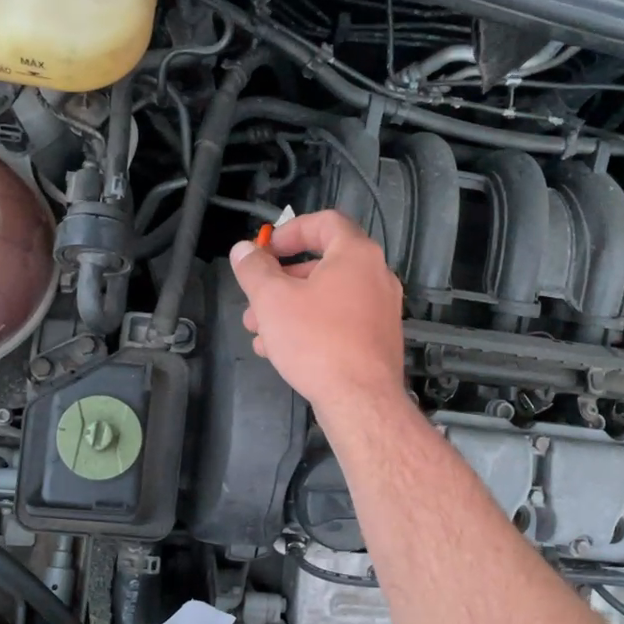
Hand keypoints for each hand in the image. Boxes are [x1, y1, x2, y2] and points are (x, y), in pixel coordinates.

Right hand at [230, 210, 406, 414]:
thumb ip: (254, 270)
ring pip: (326, 298)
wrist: (360, 400)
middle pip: (322, 264)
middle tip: (254, 297)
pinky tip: (280, 351)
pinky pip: (338, 322)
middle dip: (280, 280)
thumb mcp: (272, 300)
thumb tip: (244, 250)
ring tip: (258, 331)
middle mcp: (376, 276)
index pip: (325, 222)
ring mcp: (380, 310)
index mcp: (356, 254)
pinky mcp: (376, 340)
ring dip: (289, 308)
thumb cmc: (316, 341)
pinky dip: (310, 327)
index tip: (266, 250)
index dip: (290, 230)